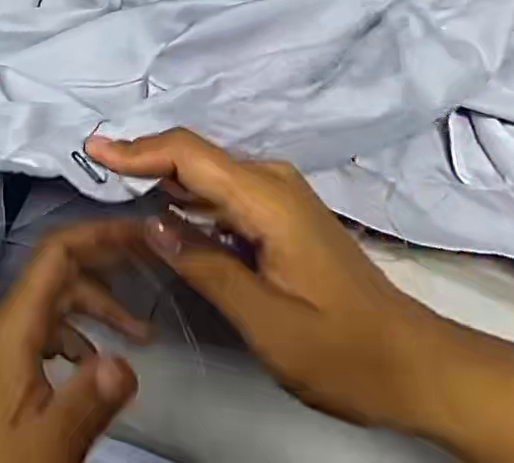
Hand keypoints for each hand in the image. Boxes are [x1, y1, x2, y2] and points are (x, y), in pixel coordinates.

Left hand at [0, 219, 152, 462]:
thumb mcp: (52, 439)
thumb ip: (89, 399)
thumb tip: (127, 363)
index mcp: (14, 324)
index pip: (54, 254)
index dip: (95, 235)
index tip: (136, 232)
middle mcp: (9, 320)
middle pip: (61, 271)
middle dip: (106, 264)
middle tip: (151, 263)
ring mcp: (10, 338)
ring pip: (60, 299)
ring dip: (100, 307)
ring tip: (142, 333)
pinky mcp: (14, 360)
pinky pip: (53, 326)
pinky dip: (84, 331)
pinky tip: (104, 358)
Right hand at [85, 129, 450, 431]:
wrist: (419, 365)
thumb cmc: (345, 352)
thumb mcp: (267, 322)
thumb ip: (205, 266)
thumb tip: (151, 224)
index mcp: (268, 200)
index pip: (188, 155)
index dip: (137, 149)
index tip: (93, 150)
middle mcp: (272, 181)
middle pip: (193, 154)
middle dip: (141, 157)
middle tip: (95, 166)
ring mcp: (278, 194)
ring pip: (205, 170)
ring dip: (160, 172)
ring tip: (116, 180)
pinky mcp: (280, 211)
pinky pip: (221, 189)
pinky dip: (185, 192)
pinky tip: (163, 206)